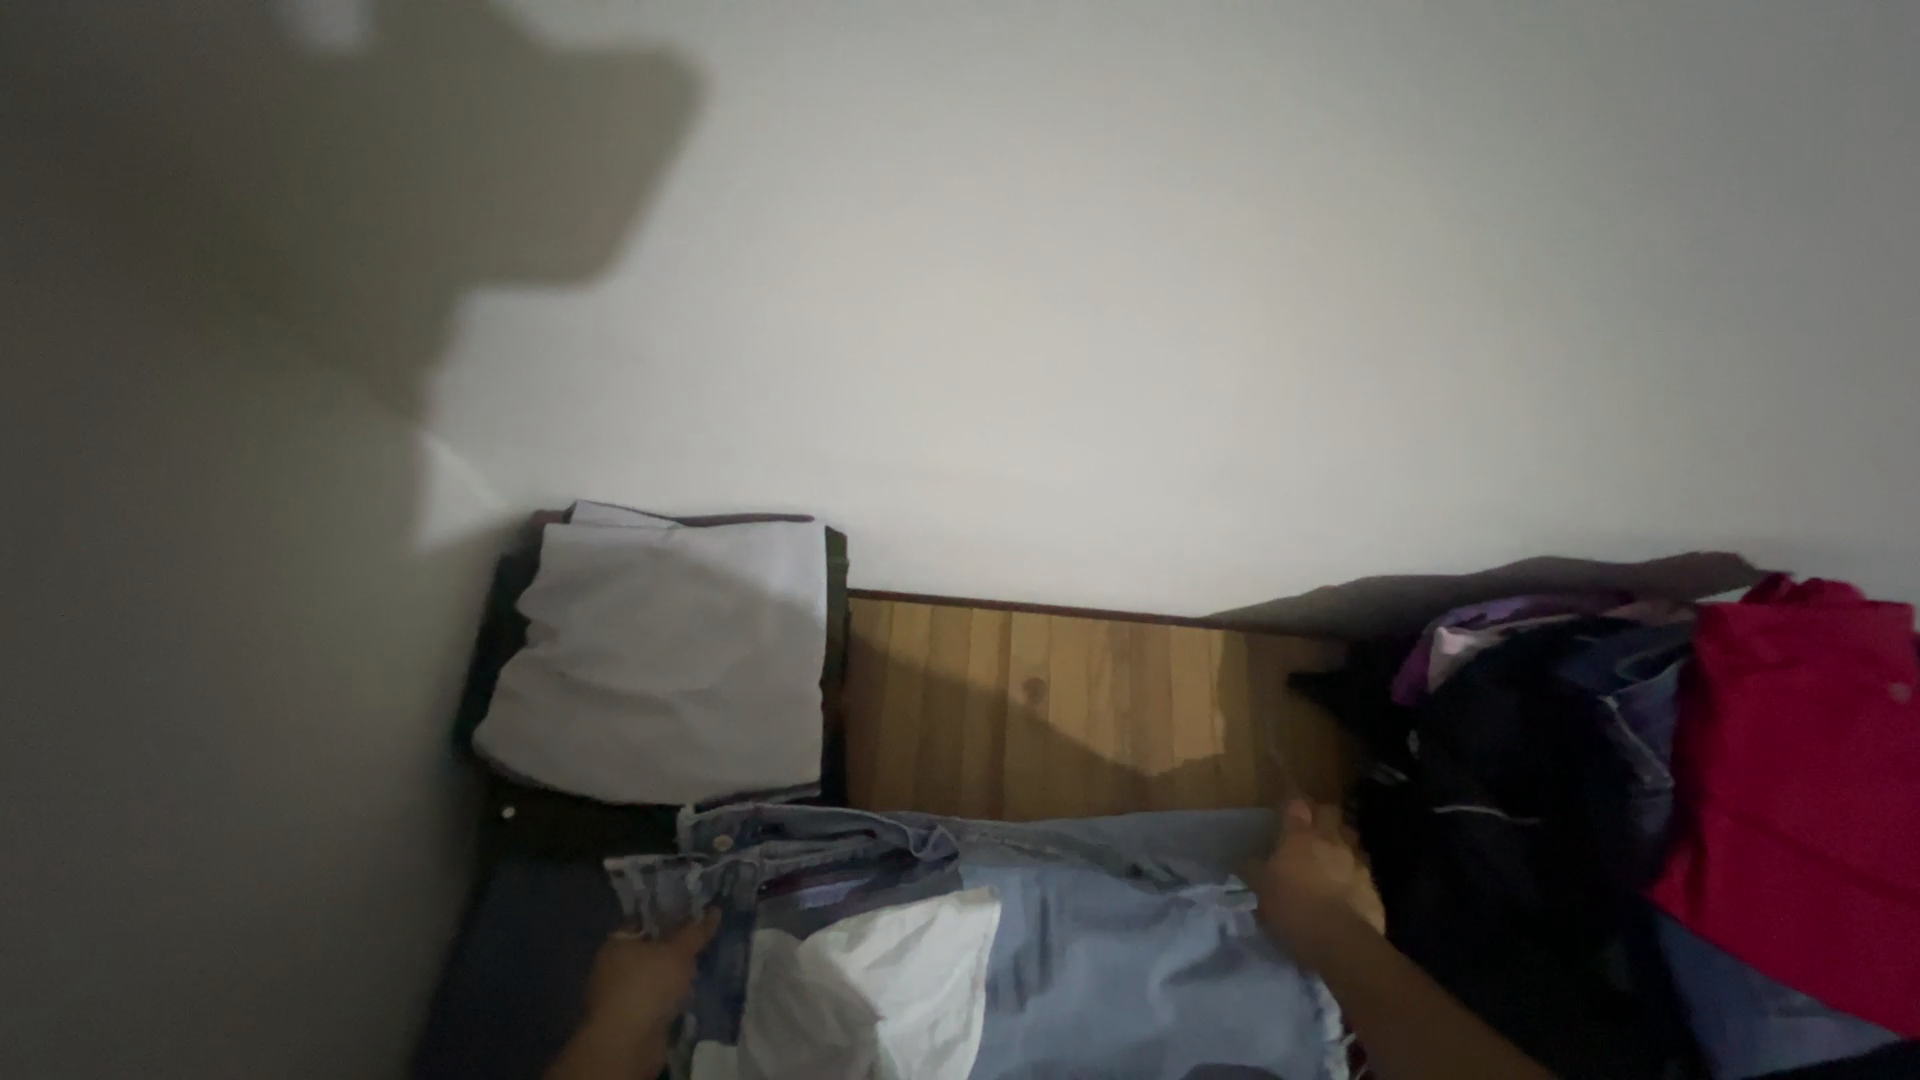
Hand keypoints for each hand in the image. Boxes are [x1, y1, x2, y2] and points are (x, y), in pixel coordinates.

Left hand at [580, 911, 720, 1035]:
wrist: (627, 1045)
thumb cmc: (648, 986)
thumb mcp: (678, 952)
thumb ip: (696, 931)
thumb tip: (715, 910)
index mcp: (618, 942)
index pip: (646, 919)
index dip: (671, 914)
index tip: (695, 913)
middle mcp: (613, 965)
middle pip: (652, 947)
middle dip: (676, 946)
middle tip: (703, 938)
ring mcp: (619, 993)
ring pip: (654, 974)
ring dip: (674, 973)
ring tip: (701, 964)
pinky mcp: (629, 1017)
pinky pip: (655, 997)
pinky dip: (669, 995)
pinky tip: (689, 992)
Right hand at [1250, 799, 1385, 957]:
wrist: (1341, 941)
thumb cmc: (1292, 907)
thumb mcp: (1261, 890)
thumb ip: (1254, 871)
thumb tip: (1247, 862)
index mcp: (1298, 837)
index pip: (1296, 805)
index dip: (1293, 804)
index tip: (1288, 809)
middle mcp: (1330, 841)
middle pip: (1330, 812)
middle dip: (1322, 814)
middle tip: (1312, 826)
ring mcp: (1356, 862)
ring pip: (1351, 838)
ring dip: (1342, 840)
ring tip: (1333, 854)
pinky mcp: (1373, 887)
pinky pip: (1363, 870)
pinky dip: (1355, 873)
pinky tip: (1348, 886)